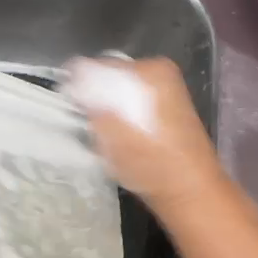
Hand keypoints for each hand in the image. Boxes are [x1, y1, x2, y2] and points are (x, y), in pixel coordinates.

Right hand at [64, 56, 224, 207]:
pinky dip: (119, 119)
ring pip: (117, 94)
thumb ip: (92, 96)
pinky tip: (120, 141)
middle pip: (108, 79)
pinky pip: (129, 105)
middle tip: (90, 130)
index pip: (97, 66)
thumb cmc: (150, 163)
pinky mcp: (164, 109)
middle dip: (93, 102)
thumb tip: (73, 71)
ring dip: (105, 113)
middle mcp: (160, 72)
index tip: (70, 112)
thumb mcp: (113, 130)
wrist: (187, 190)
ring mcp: (164, 90)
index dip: (78, 87)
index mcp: (150, 69)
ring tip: (105, 139)